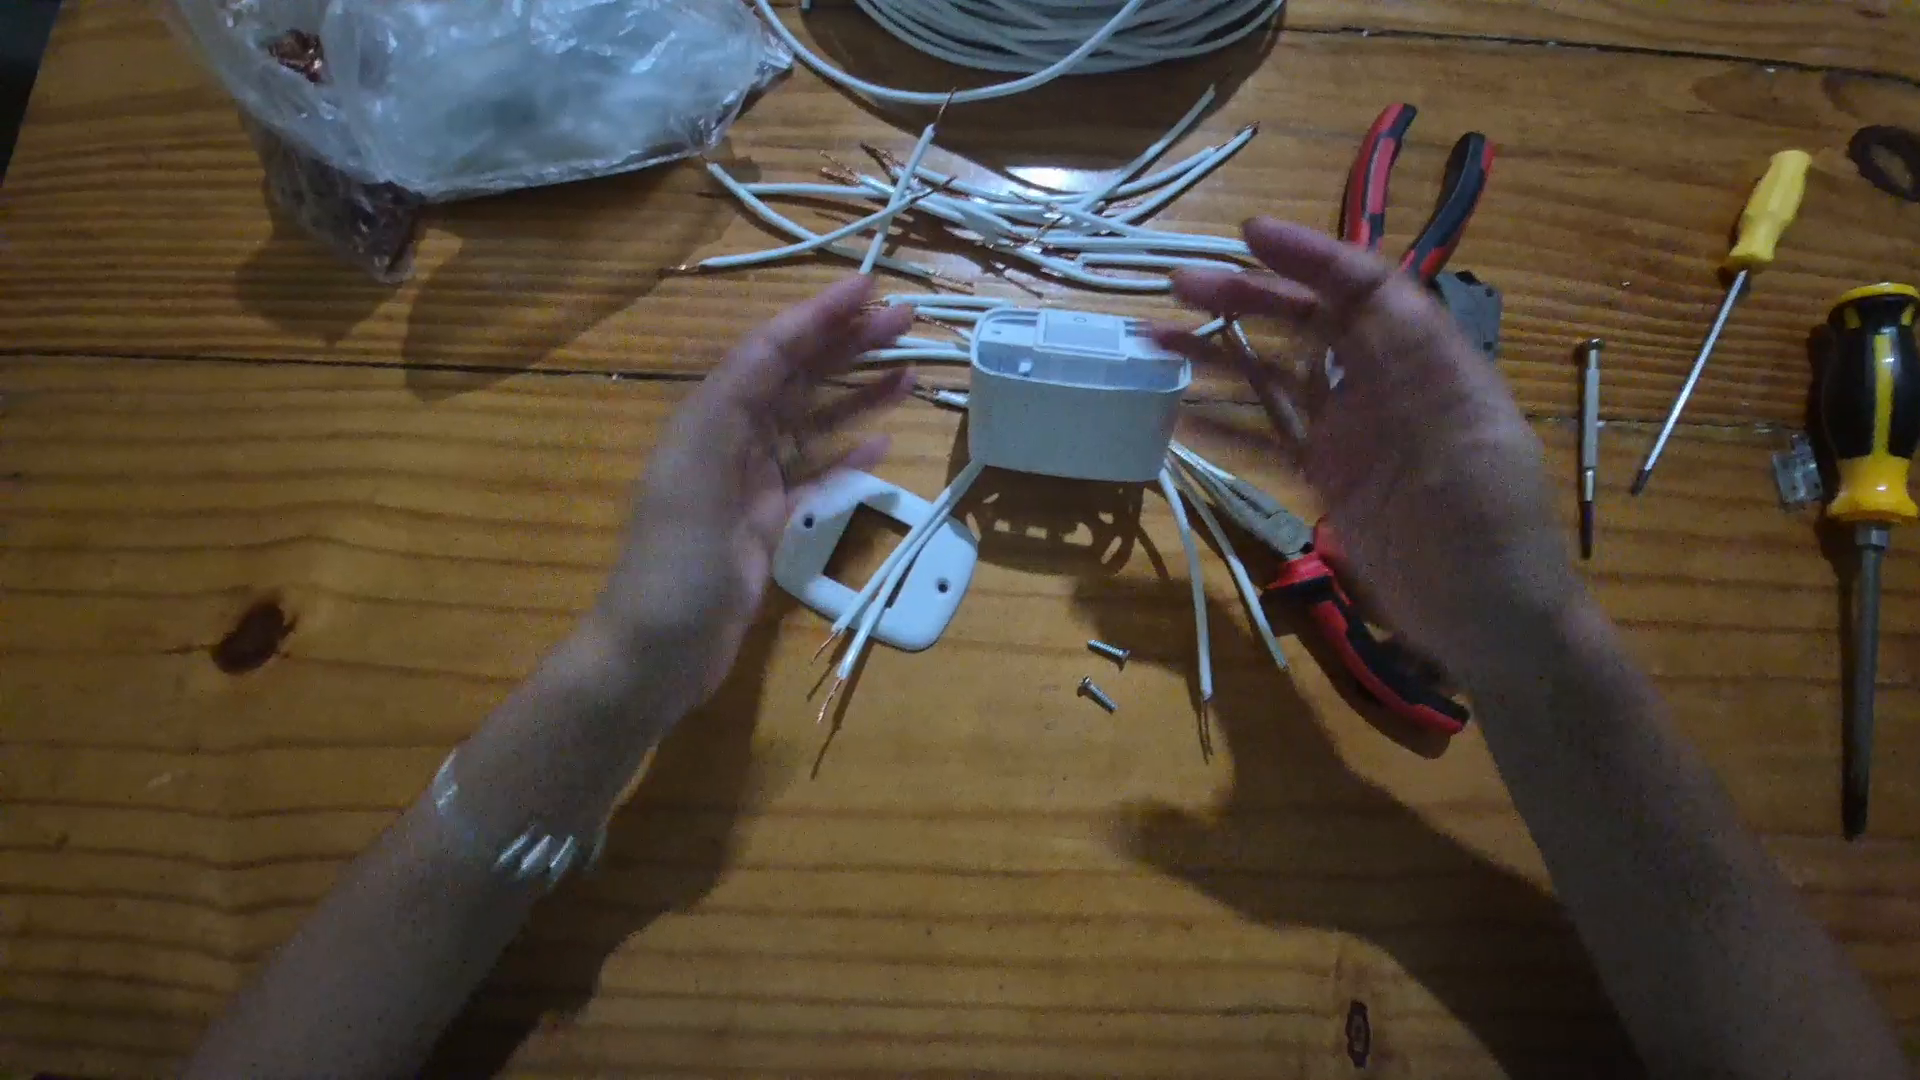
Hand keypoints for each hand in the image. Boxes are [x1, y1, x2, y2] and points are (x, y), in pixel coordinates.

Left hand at [590, 276, 914, 711]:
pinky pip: (817, 479)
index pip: (771, 351)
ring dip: (858, 396)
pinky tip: (882, 445)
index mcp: (710, 419)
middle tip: (907, 321)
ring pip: (814, 426)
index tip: (868, 287)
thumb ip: (730, 406)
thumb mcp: (694, 474)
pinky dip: (848, 458)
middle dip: (849, 346)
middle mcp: (733, 440)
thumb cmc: (674, 565)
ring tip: (908, 374)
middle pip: (799, 380)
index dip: (818, 315)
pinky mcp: (770, 523)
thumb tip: (772, 346)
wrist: (658, 650)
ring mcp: (754, 483)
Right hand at [1154, 219, 1580, 668]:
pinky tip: (1180, 416)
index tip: (1248, 237)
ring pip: (1273, 380)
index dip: (1308, 257)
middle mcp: (1382, 386)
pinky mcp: (1325, 475)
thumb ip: (1419, 363)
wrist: (1488, 620)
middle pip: (1306, 325)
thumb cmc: (1493, 533)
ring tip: (1159, 342)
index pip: (1364, 290)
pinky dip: (1223, 427)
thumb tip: (1369, 293)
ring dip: (1218, 358)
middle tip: (1179, 286)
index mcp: (1427, 364)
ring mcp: (1348, 433)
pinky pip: (1265, 440)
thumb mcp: (1469, 439)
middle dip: (1245, 299)